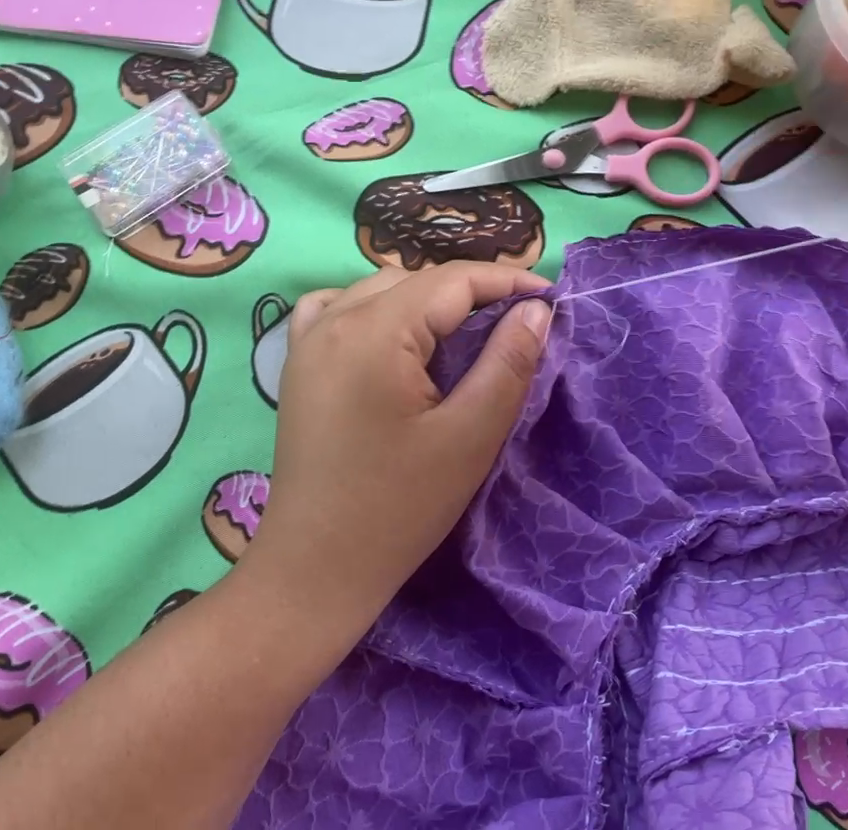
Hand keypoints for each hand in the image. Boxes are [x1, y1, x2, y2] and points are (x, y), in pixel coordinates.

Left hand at [241, 263, 552, 631]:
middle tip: (516, 324)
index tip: (550, 299)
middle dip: (472, 292)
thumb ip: (508, 364)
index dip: (507, 281)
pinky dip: (374, 308)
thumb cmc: (400, 508)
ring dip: (426, 299)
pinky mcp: (297, 365)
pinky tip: (393, 338)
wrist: (316, 566)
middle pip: (416, 281)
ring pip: (379, 289)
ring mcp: (308, 340)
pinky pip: (337, 308)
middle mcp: (335, 320)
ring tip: (464, 334)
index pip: (453, 280)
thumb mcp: (469, 438)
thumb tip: (536, 311)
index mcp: (375, 332)